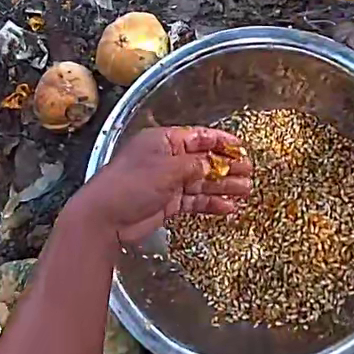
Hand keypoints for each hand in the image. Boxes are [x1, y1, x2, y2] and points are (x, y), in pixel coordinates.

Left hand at [72, 127, 253, 243]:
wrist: (104, 217)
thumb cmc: (131, 184)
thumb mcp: (166, 169)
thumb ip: (194, 165)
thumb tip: (214, 165)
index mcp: (164, 141)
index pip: (198, 137)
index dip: (221, 141)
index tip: (241, 147)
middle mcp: (167, 159)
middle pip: (203, 160)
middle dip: (227, 166)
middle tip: (249, 172)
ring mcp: (167, 182)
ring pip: (201, 181)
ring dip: (223, 186)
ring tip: (246, 191)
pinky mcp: (167, 203)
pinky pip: (194, 200)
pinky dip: (210, 203)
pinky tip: (229, 208)